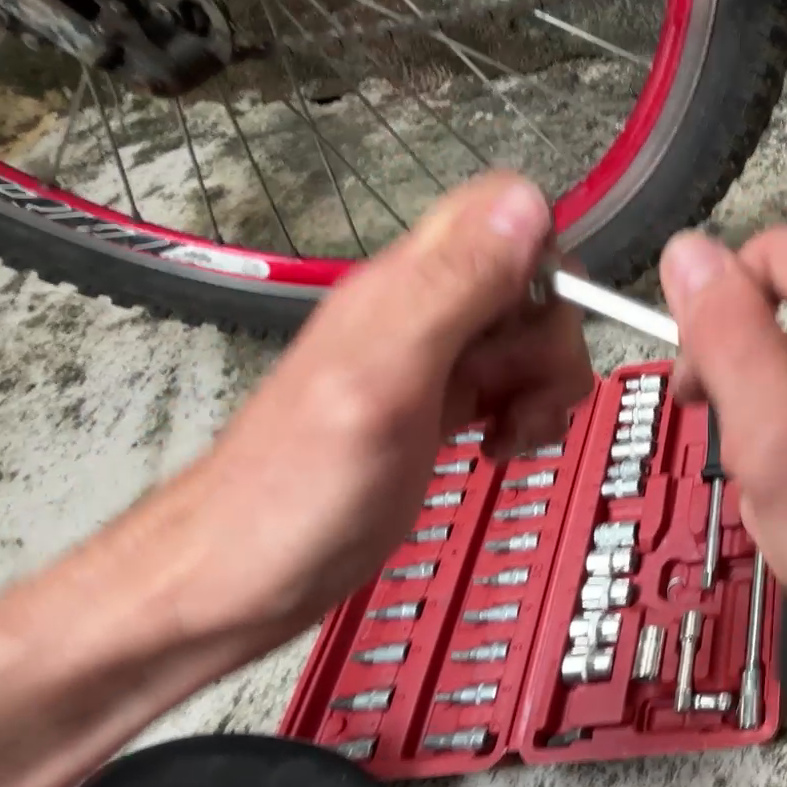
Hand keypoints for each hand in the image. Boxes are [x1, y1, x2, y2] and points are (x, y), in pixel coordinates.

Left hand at [162, 174, 592, 636]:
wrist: (235, 584)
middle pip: (537, 283)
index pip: (503, 209)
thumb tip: (527, 203)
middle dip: (552, 341)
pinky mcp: (446, 398)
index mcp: (409, 284)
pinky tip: (500, 444)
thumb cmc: (300, 493)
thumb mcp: (384, 382)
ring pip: (536, 335)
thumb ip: (454, 290)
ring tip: (510, 432)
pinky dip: (529, 412)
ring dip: (546, 384)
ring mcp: (438, 355)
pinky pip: (518, 380)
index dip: (544, 255)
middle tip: (518, 396)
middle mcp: (428, 307)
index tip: (536, 327)